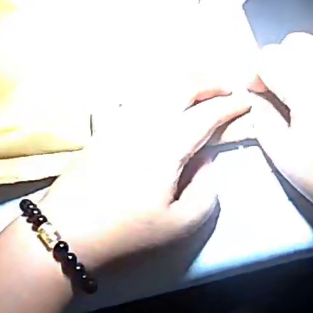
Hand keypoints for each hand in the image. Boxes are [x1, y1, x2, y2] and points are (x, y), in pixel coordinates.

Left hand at [36, 90, 250, 269]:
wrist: (65, 232)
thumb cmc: (126, 232)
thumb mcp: (180, 224)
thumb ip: (206, 190)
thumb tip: (207, 160)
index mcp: (167, 145)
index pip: (206, 114)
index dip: (230, 106)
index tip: (246, 104)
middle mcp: (144, 122)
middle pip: (180, 84)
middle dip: (209, 81)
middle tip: (228, 88)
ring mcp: (120, 120)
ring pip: (157, 84)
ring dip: (184, 80)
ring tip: (201, 89)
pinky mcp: (104, 126)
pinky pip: (137, 94)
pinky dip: (159, 88)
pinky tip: (164, 98)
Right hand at [244, 33, 312, 245]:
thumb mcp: (287, 158)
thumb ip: (263, 120)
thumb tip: (257, 98)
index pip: (270, 57)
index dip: (256, 75)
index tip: (257, 96)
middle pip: (296, 43)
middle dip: (280, 64)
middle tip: (278, 96)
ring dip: (304, 69)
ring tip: (307, 107)